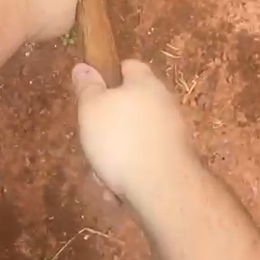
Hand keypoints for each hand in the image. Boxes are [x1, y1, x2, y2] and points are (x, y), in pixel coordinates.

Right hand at [72, 60, 198, 208]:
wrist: (162, 187)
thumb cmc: (121, 139)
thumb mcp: (92, 109)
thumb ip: (87, 87)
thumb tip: (84, 67)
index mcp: (145, 83)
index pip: (129, 66)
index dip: (109, 76)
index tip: (92, 94)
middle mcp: (164, 103)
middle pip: (130, 108)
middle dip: (108, 130)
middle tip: (92, 144)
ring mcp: (173, 132)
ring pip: (135, 140)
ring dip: (116, 158)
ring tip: (103, 178)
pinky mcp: (176, 160)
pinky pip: (146, 162)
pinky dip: (131, 174)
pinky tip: (118, 193)